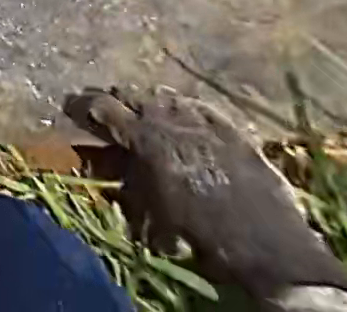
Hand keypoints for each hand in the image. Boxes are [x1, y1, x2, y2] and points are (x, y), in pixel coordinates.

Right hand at [63, 87, 346, 306]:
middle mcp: (169, 122)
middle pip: (132, 93)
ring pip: (167, 96)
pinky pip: (204, 109)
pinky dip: (189, 109)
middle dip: (117, 99)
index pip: (100, 105)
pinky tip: (187, 117)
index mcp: (143, 137)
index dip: (83, 104)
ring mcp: (206, 126)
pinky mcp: (237, 136)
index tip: (74, 107)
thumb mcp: (147, 209)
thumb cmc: (200, 234)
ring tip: (150, 112)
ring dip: (153, 102)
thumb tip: (104, 160)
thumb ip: (123, 175)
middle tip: (112, 110)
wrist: (272, 253)